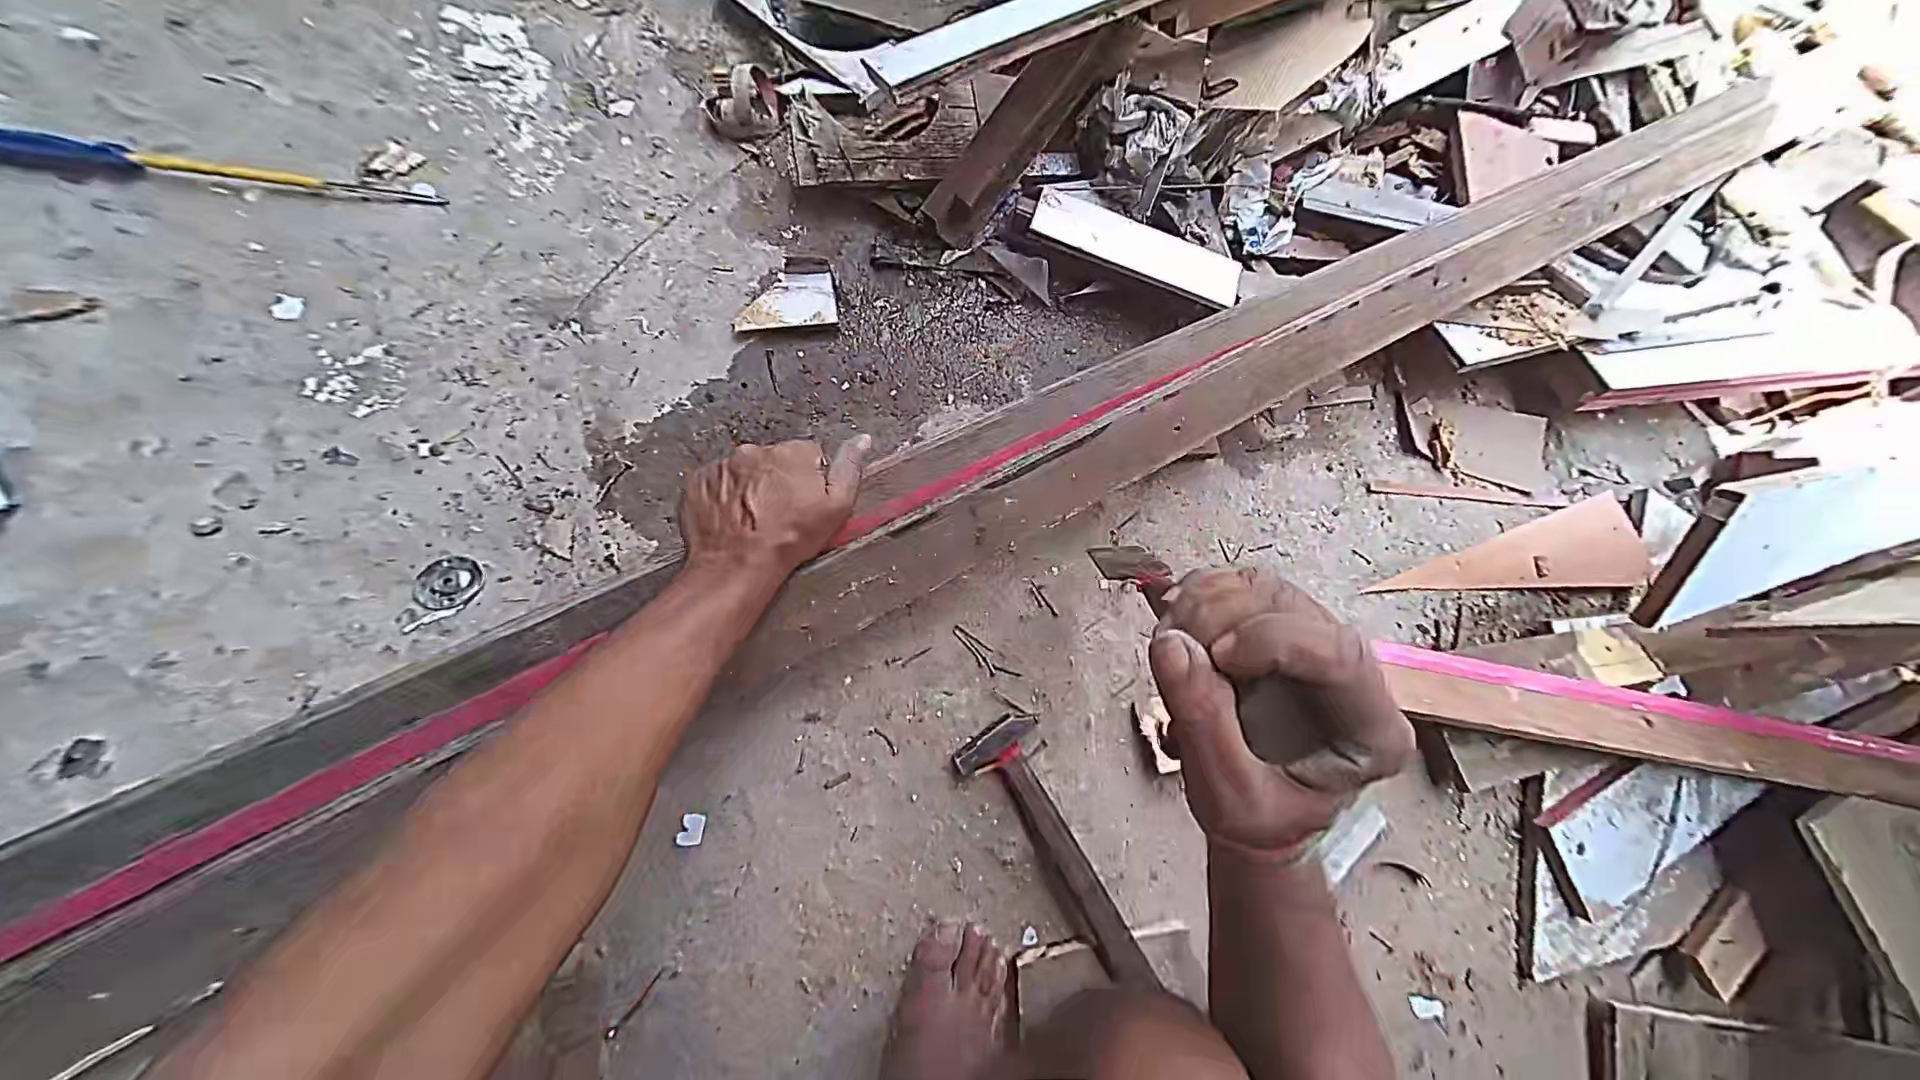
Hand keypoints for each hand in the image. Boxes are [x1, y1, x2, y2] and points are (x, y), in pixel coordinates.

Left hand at [679, 436, 871, 576]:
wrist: (738, 564)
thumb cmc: (789, 539)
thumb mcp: (837, 508)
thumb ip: (850, 469)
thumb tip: (861, 441)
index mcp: (793, 452)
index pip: (808, 454)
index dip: (810, 480)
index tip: (806, 502)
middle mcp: (757, 450)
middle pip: (775, 460)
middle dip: (779, 480)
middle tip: (781, 513)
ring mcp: (725, 464)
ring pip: (746, 470)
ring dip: (752, 487)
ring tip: (755, 519)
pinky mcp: (701, 479)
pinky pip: (719, 481)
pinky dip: (727, 495)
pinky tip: (735, 518)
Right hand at [1147, 567, 1413, 858]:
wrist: (1256, 815)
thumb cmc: (1259, 817)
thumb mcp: (1227, 798)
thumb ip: (1202, 724)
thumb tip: (1170, 645)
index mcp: (1369, 730)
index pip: (1340, 653)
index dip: (1271, 640)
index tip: (1216, 656)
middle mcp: (1349, 674)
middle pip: (1290, 608)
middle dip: (1218, 619)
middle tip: (1172, 648)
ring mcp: (1309, 642)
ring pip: (1260, 588)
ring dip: (1201, 603)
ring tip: (1170, 642)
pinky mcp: (1272, 627)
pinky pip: (1236, 587)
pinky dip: (1195, 595)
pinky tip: (1175, 623)